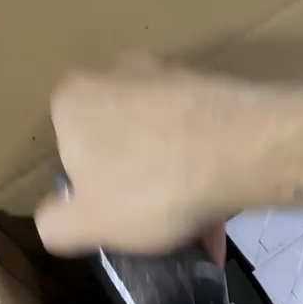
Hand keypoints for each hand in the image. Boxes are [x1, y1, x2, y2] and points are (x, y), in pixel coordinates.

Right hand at [35, 55, 298, 255]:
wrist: (246, 150)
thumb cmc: (153, 186)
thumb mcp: (86, 224)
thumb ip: (56, 224)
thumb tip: (57, 217)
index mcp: (74, 98)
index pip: (70, 153)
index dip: (92, 193)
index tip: (119, 220)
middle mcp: (119, 73)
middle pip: (122, 146)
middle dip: (141, 190)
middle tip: (162, 228)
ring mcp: (173, 76)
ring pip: (167, 143)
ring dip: (179, 186)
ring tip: (201, 230)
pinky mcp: (218, 89)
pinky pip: (203, 139)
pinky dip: (208, 172)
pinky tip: (223, 212)